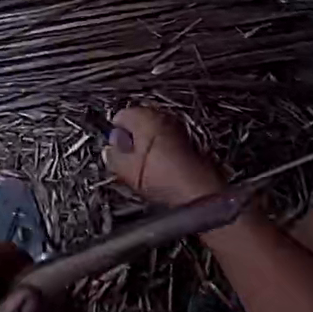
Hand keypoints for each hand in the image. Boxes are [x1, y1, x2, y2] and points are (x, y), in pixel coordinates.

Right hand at [103, 106, 225, 206]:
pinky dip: (165, 150)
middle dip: (133, 139)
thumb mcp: (128, 171)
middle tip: (132, 163)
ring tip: (149, 170)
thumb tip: (109, 150)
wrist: (202, 195)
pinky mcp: (192, 140)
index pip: (120, 116)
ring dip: (149, 146)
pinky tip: (165, 170)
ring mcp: (179, 126)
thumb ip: (113, 155)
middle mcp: (163, 116)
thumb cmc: (166, 180)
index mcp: (144, 117)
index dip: (116, 135)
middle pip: (138, 122)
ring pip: (154, 132)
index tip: (117, 151)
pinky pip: (169, 140)